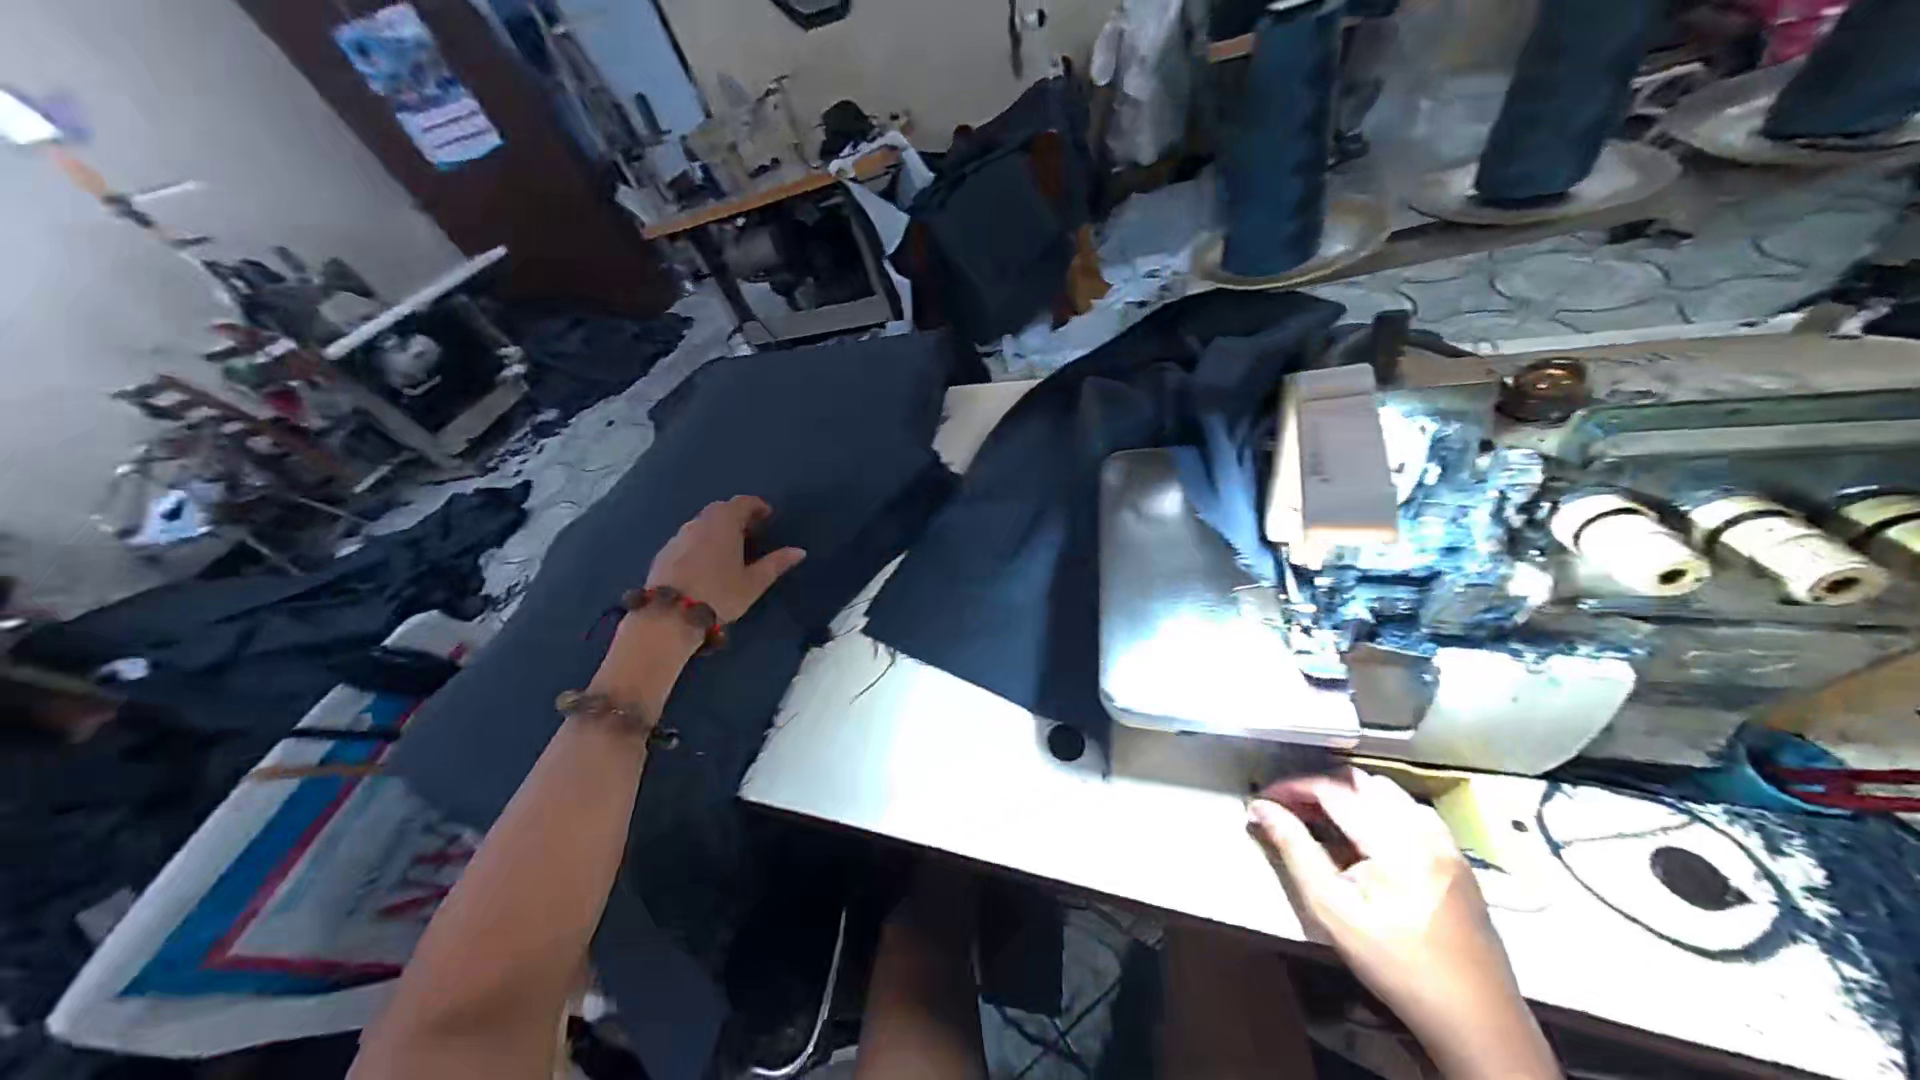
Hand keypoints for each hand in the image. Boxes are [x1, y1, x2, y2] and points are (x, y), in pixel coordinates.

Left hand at [646, 496, 806, 623]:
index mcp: (724, 523)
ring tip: (729, 549)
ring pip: (702, 524)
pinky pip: (688, 540)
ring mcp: (678, 537)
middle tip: (751, 532)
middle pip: (720, 510)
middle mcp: (699, 522)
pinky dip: (700, 543)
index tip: (768, 515)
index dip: (757, 506)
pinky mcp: (663, 553)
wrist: (669, 615)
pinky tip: (705, 564)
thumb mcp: (753, 583)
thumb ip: (776, 564)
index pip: (743, 502)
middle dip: (737, 516)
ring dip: (717, 529)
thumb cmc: (719, 594)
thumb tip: (799, 551)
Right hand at [1248, 770, 1558, 1079]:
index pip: (1332, 790)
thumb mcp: (1332, 910)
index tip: (1264, 800)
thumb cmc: (1395, 964)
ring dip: (1351, 796)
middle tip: (1290, 809)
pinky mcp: (1457, 861)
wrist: (1475, 1019)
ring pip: (1389, 794)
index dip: (1292, 788)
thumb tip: (1263, 809)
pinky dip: (1381, 810)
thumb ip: (1295, 850)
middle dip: (1319, 788)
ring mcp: (1446, 844)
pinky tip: (1368, 837)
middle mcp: (1424, 831)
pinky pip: (1412, 813)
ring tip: (1323, 819)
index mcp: (1394, 841)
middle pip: (1361, 783)